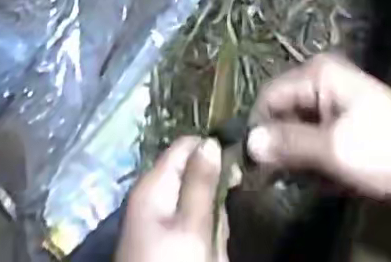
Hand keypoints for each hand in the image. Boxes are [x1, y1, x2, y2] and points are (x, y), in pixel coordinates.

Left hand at [115, 137, 230, 261]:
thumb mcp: (191, 229)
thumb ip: (201, 183)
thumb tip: (211, 140)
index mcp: (152, 184)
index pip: (187, 144)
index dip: (214, 147)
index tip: (239, 161)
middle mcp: (152, 196)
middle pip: (194, 175)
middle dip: (215, 194)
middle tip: (222, 219)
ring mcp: (156, 222)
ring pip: (197, 205)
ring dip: (212, 222)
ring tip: (213, 245)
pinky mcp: (163, 244)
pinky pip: (192, 229)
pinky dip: (204, 240)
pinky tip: (208, 255)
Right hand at [246, 54, 390, 200]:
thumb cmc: (382, 147)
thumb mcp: (332, 150)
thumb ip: (288, 144)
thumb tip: (248, 142)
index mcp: (316, 74)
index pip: (269, 96)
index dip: (260, 130)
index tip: (256, 167)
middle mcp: (322, 77)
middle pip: (283, 111)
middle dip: (284, 146)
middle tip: (286, 179)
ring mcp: (335, 95)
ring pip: (300, 126)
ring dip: (303, 156)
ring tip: (317, 179)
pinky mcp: (346, 114)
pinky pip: (318, 133)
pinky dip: (319, 155)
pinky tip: (332, 176)